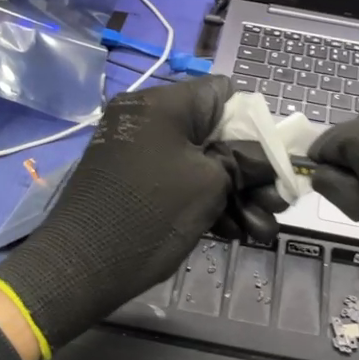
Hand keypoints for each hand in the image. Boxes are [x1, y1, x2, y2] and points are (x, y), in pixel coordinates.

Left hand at [0, 77, 284, 355]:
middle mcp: (150, 120)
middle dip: (250, 173)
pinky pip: (180, 184)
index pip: (224, 93)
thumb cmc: (150, 214)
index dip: (255, 124)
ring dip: (235, 197)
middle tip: (276, 205)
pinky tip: (236, 233)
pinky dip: (207, 205)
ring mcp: (140, 154)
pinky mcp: (135, 185)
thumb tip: (266, 156)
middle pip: (216, 134)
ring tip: (261, 231)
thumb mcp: (211, 184)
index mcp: (164, 104)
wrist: (81, 266)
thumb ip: (244, 161)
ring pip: (201, 165)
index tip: (272, 160)